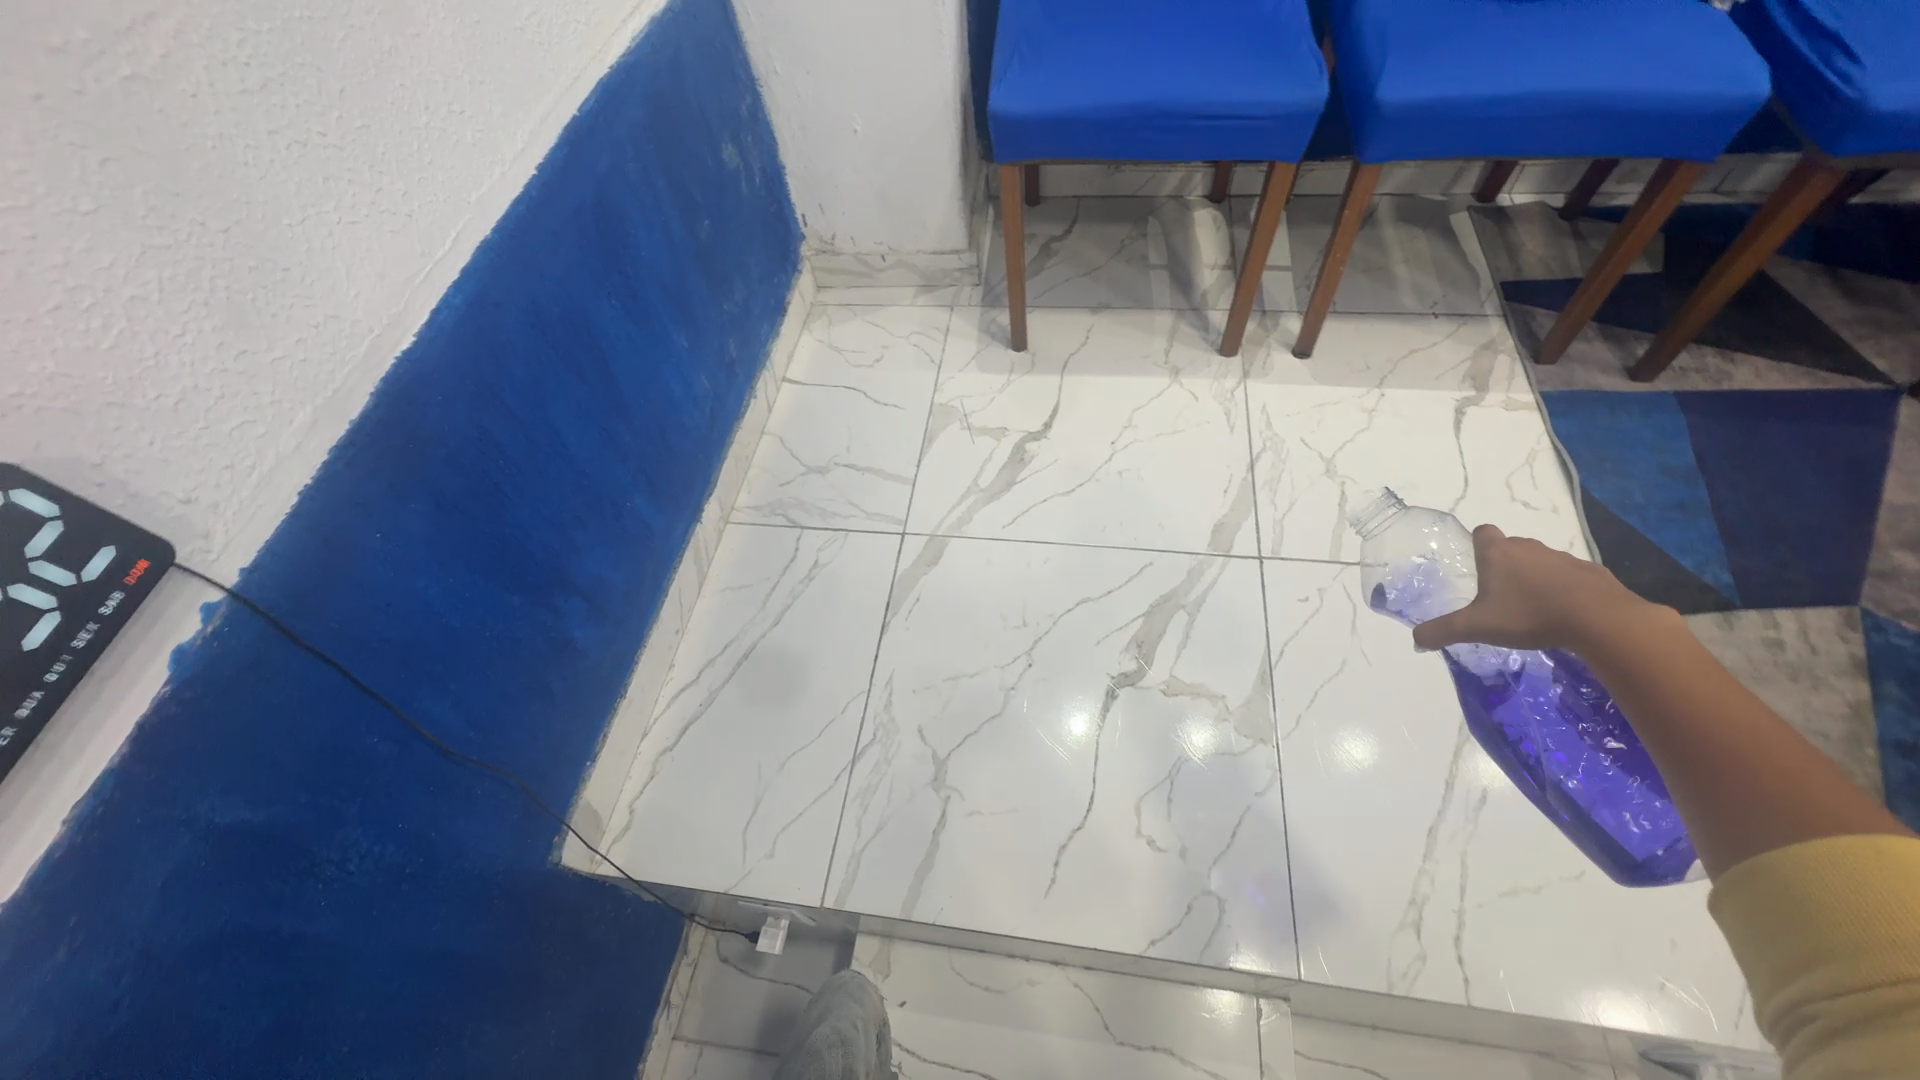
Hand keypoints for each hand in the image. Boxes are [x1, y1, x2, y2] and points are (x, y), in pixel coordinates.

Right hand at [1411, 525, 1664, 652]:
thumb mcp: (1476, 628)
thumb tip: (1416, 639)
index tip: (1477, 564)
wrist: (1599, 619)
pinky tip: (1564, 612)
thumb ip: (1442, 631)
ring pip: (1541, 561)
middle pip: (1511, 547)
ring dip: (1535, 577)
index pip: (1482, 532)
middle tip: (1500, 594)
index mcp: (1498, 554)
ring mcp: (1563, 558)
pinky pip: (1571, 575)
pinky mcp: (1591, 572)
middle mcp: (1528, 548)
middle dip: (1505, 564)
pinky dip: (1565, 588)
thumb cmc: (1529, 615)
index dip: (1477, 543)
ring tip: (1533, 607)